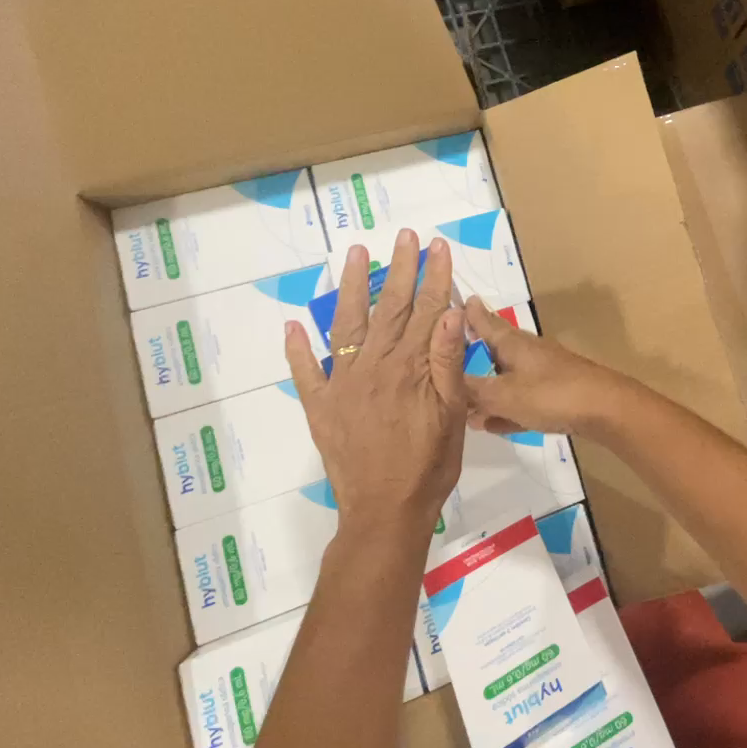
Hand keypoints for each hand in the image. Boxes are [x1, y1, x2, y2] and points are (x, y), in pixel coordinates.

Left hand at [283, 230, 468, 536]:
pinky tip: (294, 324)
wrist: (386, 510)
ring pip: (348, 326)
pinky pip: (305, 372)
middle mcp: (374, 367)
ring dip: (352, 288)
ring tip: (355, 255)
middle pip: (389, 308)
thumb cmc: (430, 464)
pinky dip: (297, 348)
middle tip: (404, 236)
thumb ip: (447, 362)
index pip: (426, 311)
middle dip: (400, 269)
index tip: (438, 246)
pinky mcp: (321, 406)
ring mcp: (343, 384)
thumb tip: (449, 312)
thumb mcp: (453, 413)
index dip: (434, 276)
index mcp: (411, 368)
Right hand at [460, 295, 648, 439]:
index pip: (484, 322)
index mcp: (512, 343)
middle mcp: (527, 353)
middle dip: (471, 356)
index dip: (468, 314)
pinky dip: (505, 408)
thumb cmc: (551, 394)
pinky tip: (491, 424)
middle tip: (447, 360)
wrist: (605, 409)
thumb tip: (444, 382)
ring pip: (505, 378)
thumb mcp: (503, 394)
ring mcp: (543, 374)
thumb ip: (472, 390)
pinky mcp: (555, 395)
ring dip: (486, 389)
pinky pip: (521, 400)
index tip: (453, 301)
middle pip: (493, 351)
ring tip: (463, 404)